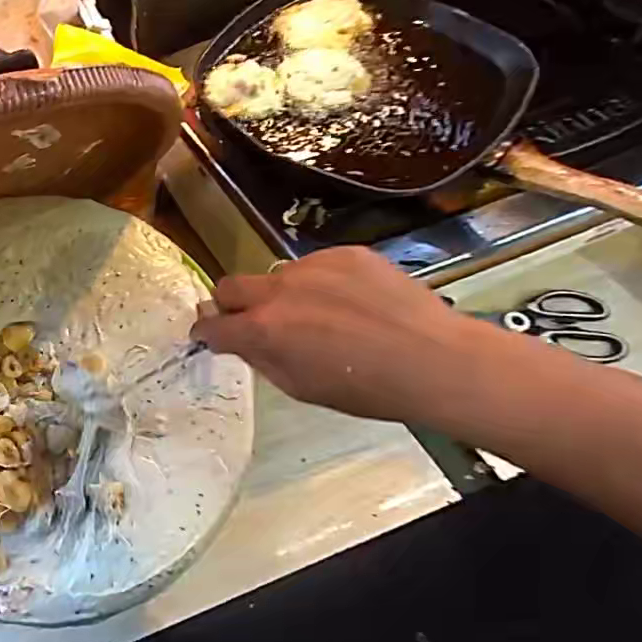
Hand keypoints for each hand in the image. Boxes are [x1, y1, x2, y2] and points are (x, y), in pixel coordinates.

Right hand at [190, 247, 562, 426]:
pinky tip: (351, 302)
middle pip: (231, 285)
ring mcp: (313, 265)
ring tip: (322, 315)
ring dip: (284, 294)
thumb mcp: (302, 387)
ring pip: (278, 275)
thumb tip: (240, 339)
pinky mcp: (345, 252)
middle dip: (231, 303)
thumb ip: (262, 358)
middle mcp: (280, 290)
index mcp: (265, 329)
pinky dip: (322, 282)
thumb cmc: (367, 388)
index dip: (207, 330)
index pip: (213, 324)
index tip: (209, 333)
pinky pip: (317, 265)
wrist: (433, 358)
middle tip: (250, 319)